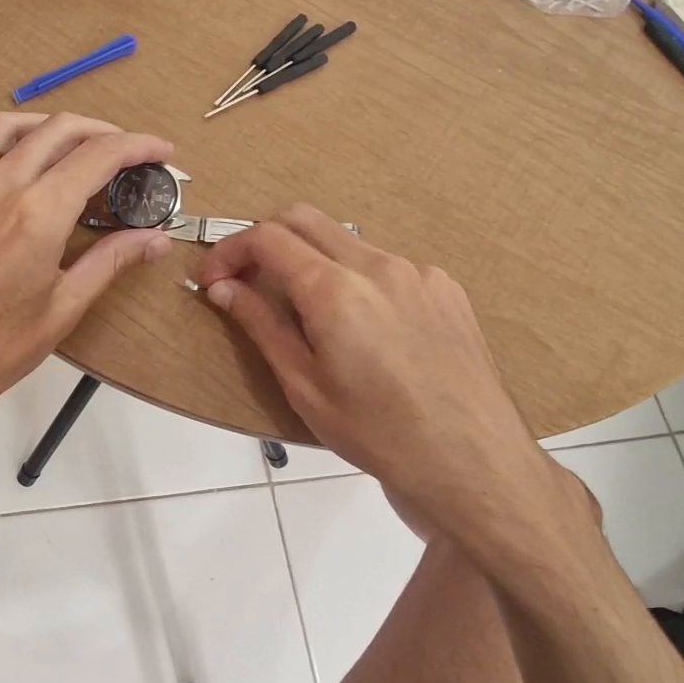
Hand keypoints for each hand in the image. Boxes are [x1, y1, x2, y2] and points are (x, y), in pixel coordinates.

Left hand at [0, 113, 173, 453]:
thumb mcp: (64, 309)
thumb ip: (111, 262)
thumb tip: (156, 240)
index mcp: (36, 214)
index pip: (98, 156)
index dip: (137, 146)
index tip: (160, 151)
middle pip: (55, 131)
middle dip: (99, 131)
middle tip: (123, 151)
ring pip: (0, 130)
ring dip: (41, 127)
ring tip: (66, 143)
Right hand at [194, 205, 586, 548]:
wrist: (471, 463)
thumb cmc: (376, 434)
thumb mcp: (303, 386)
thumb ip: (261, 325)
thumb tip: (223, 288)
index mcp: (336, 291)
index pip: (268, 238)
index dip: (230, 251)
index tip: (212, 280)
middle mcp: (378, 266)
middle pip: (304, 219)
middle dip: (264, 240)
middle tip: (245, 280)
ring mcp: (418, 272)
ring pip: (346, 243)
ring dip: (311, 261)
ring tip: (305, 315)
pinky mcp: (445, 288)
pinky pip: (385, 266)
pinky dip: (355, 280)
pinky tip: (361, 328)